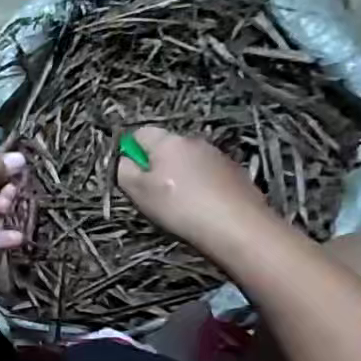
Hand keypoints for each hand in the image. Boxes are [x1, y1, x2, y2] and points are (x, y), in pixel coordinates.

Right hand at [115, 127, 273, 249]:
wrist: (238, 227)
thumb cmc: (180, 207)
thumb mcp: (138, 191)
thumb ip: (123, 170)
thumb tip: (123, 160)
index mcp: (168, 141)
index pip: (139, 133)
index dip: (130, 152)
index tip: (132, 176)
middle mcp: (194, 141)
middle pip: (164, 148)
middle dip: (155, 167)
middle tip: (153, 195)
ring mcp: (217, 156)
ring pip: (186, 162)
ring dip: (178, 177)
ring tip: (179, 205)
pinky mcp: (235, 172)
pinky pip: (206, 175)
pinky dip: (199, 187)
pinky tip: (201, 207)